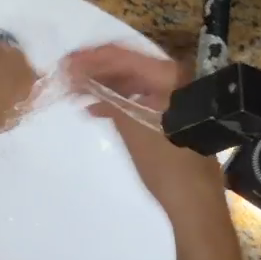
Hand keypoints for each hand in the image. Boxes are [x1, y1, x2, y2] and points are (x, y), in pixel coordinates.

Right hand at [64, 44, 225, 219]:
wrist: (196, 203)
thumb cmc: (165, 165)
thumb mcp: (131, 128)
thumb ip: (106, 97)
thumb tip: (80, 77)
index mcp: (168, 77)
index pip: (122, 56)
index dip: (90, 58)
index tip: (64, 64)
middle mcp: (174, 79)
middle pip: (126, 65)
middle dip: (95, 70)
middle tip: (66, 75)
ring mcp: (175, 96)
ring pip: (131, 81)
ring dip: (103, 85)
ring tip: (75, 91)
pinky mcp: (172, 114)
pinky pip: (139, 96)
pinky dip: (117, 100)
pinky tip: (95, 108)